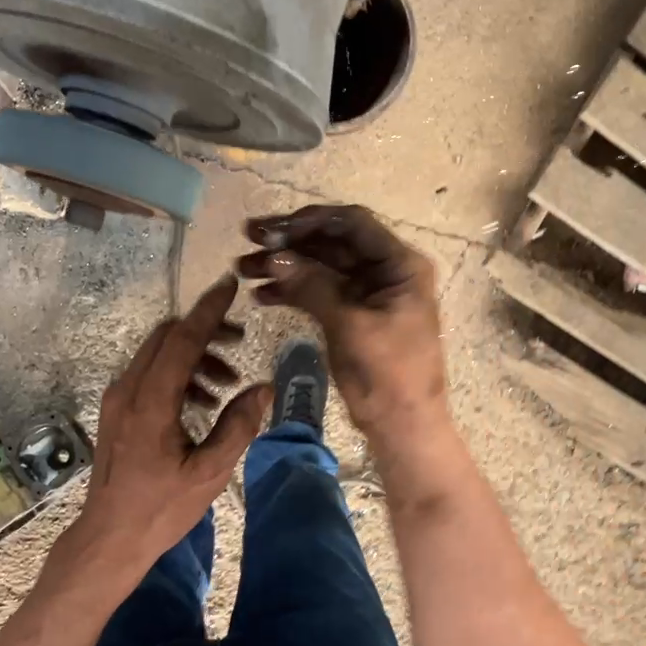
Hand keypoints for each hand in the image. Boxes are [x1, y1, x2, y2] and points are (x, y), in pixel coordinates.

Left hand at [62, 276, 271, 587]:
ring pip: (156, 354)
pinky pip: (148, 374)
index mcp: (150, 402)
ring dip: (193, 356)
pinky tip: (202, 402)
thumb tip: (263, 387)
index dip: (208, 311)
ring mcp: (117, 400)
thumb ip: (237, 426)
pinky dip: (177, 373)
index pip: (181, 339)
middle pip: (165, 337)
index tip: (229, 285)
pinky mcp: (116, 412)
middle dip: (204, 331)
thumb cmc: (160, 509)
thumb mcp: (209, 473)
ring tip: (227, 384)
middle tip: (239, 345)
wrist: (109, 536)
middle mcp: (127, 390)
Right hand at [237, 204, 446, 438]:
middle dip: (290, 242)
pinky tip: (260, 295)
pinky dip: (290, 291)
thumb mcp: (351, 326)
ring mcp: (366, 294)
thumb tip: (274, 258)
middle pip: (331, 243)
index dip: (310, 221)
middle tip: (248, 240)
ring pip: (319, 267)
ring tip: (243, 269)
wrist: (403, 425)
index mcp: (399, 265)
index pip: (352, 224)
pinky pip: (317, 293)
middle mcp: (383, 271)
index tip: (273, 230)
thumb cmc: (389, 374)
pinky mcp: (350, 316)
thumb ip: (313, 286)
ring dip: (284, 266)